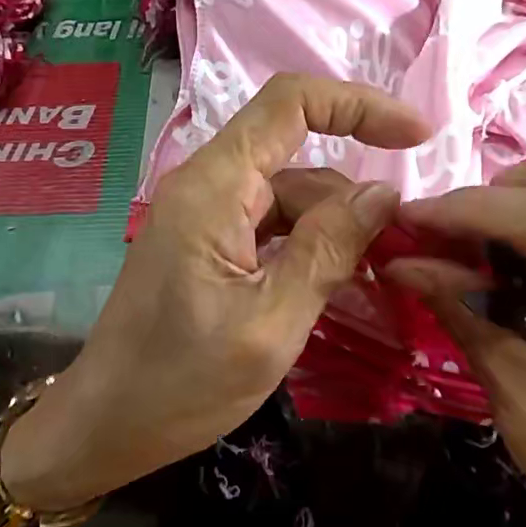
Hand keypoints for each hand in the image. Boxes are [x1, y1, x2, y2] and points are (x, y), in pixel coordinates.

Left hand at [3, 74, 430, 508]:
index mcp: (212, 188)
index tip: (418, 138)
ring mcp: (200, 216)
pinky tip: (334, 282)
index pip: (289, 103)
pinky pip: (265, 226)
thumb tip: (383, 191)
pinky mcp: (202, 245)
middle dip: (352, 195)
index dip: (358, 105)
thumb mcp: (271, 323)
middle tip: (404, 250)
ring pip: (285, 197)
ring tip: (374, 278)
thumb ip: (328, 249)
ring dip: (332, 228)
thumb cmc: (181, 383)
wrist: (107, 423)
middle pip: (295, 159)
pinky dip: (303, 246)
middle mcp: (203, 186)